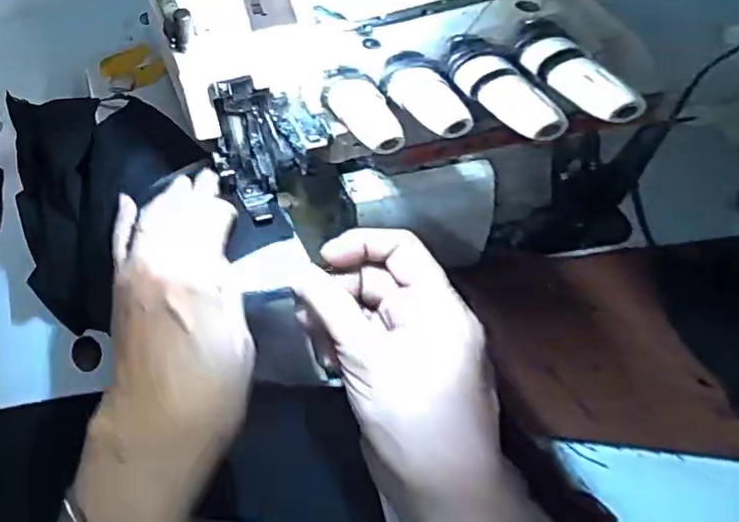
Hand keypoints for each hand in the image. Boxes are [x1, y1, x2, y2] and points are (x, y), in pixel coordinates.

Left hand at [73, 171, 253, 521]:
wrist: (155, 420)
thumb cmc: (211, 389)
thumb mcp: (239, 337)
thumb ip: (228, 287)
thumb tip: (220, 258)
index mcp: (196, 272)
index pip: (209, 219)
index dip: (222, 209)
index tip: (230, 206)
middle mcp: (160, 259)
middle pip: (180, 211)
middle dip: (196, 193)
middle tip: (208, 177)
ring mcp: (134, 266)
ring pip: (150, 216)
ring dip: (166, 197)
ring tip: (181, 184)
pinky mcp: (118, 279)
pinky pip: (119, 237)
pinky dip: (124, 216)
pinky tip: (128, 200)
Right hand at [292, 229, 542, 521]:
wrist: (442, 494)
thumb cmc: (413, 416)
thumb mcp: (365, 353)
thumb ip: (327, 304)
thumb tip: (296, 271)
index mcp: (436, 306)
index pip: (400, 248)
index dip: (359, 243)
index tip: (322, 258)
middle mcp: (426, 318)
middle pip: (374, 277)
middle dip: (334, 286)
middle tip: (302, 302)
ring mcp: (410, 343)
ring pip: (361, 306)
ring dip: (330, 312)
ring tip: (309, 332)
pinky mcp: (393, 366)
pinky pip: (361, 333)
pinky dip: (337, 335)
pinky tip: (321, 352)